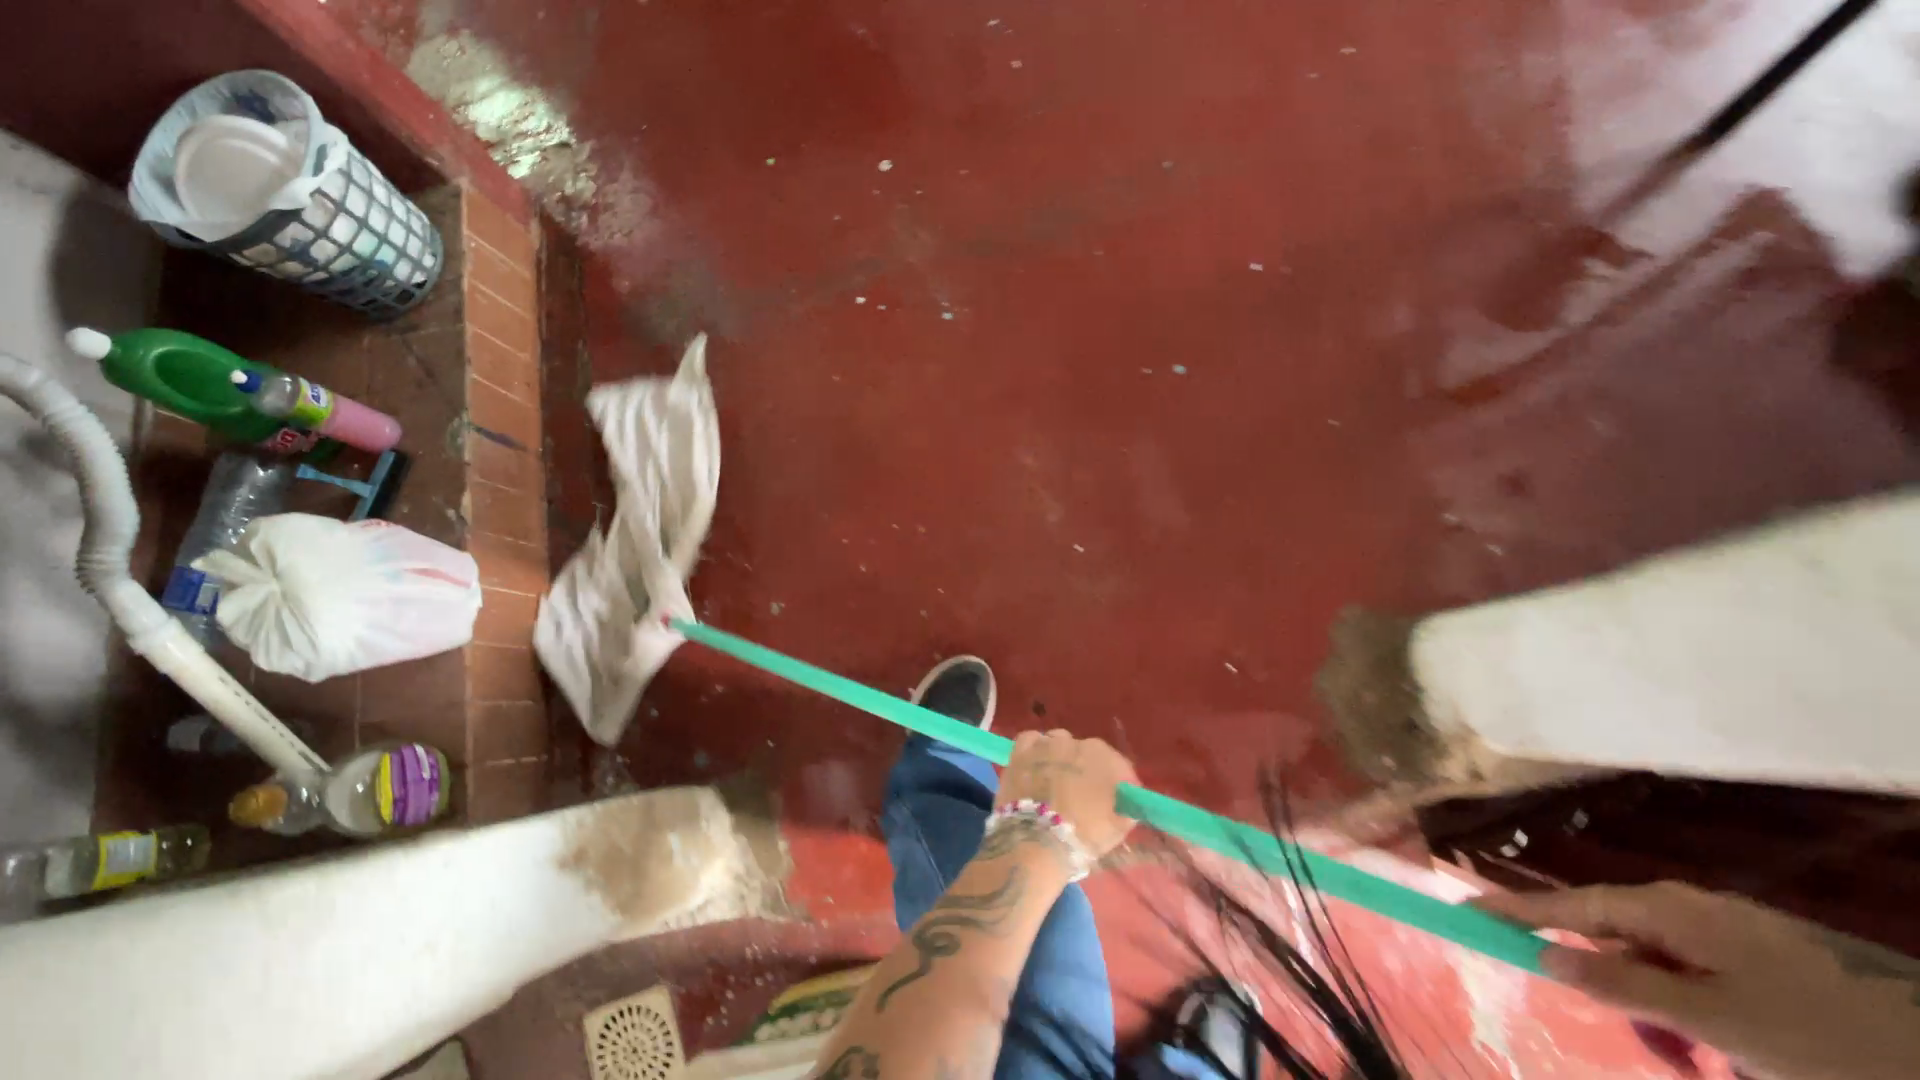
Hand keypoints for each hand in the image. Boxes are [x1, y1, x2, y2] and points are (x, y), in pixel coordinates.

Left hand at [996, 730, 1138, 857]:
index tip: (1117, 800)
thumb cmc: (1083, 835)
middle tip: (1082, 795)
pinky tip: (1034, 766)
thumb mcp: (1118, 827)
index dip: (1118, 783)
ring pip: (1058, 744)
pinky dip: (1034, 750)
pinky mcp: (1021, 751)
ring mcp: (1047, 744)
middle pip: (1087, 754)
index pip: (1119, 766)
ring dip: (1060, 758)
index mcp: (1106, 758)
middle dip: (1087, 771)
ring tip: (1054, 781)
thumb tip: (1127, 804)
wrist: (1036, 841)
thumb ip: (1127, 808)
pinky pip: (1031, 740)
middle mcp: (1078, 743)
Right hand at [1476, 881, 1919, 1079]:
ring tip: (1699, 1063)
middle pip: (1611, 939)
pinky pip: (1687, 973)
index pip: (1570, 906)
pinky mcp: (1747, 951)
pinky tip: (1722, 1049)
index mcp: (1669, 911)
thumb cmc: (1812, 1031)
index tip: (1466, 915)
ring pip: (1651, 964)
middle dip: (1615, 991)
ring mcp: (1719, 927)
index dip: (1516, 912)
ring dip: (1657, 1012)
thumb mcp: (1712, 1019)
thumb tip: (1546, 957)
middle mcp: (1685, 907)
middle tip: (1653, 1048)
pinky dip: (1688, 1011)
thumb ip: (1622, 986)